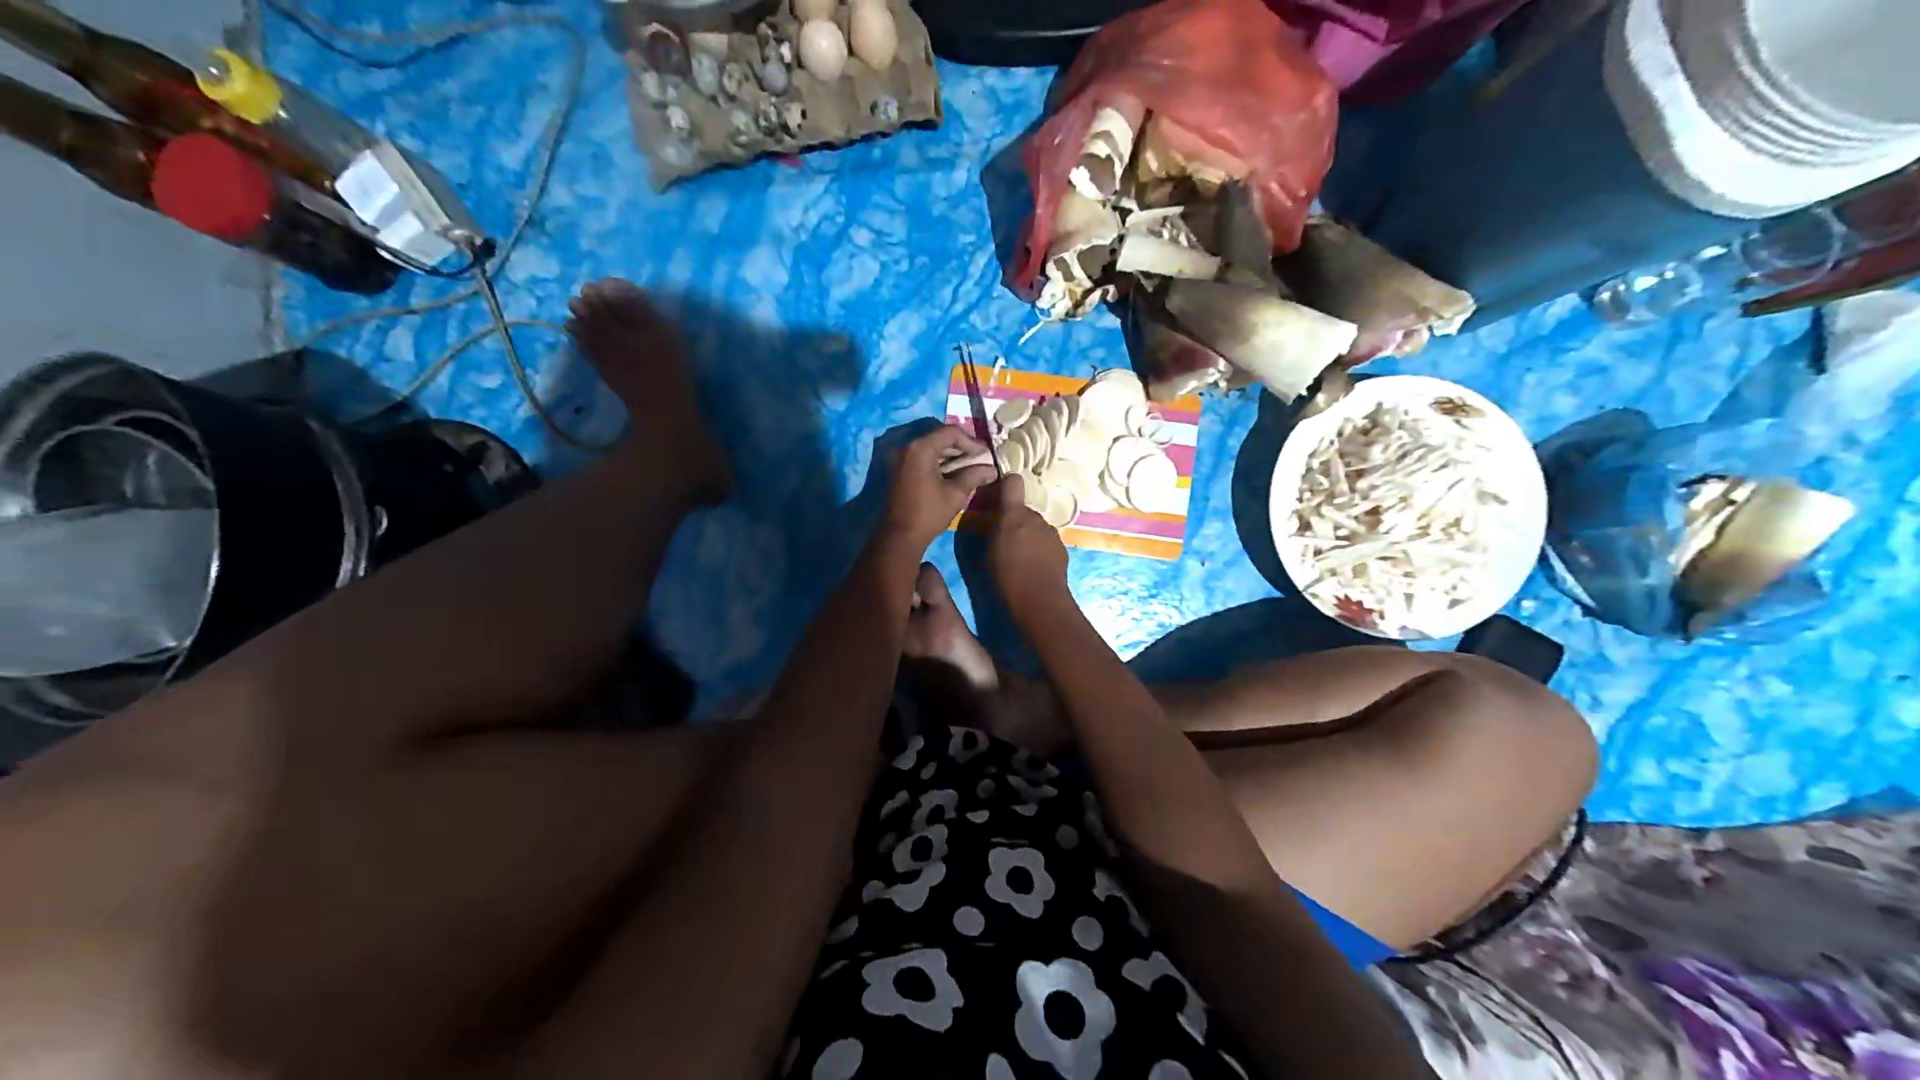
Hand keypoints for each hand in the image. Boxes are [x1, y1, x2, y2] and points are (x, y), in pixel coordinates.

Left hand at [879, 425, 997, 556]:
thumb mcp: (955, 494)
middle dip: (960, 445)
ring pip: (929, 445)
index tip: (985, 454)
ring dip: (948, 452)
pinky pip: (920, 456)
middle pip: (937, 436)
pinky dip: (937, 459)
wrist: (899, 536)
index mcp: (920, 448)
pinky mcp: (898, 469)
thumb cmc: (929, 513)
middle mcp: (907, 447)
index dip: (971, 441)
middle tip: (978, 456)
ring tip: (968, 464)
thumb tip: (992, 469)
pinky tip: (951, 471)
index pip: (950, 432)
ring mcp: (899, 458)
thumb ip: (974, 476)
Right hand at [986, 475, 1071, 619]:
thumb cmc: (1006, 576)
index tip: (998, 496)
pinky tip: (1034, 567)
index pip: (1013, 482)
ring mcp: (1052, 533)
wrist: (1039, 600)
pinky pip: (1046, 542)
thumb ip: (994, 529)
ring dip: (1028, 536)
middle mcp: (1036, 518)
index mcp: (1014, 515)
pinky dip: (1040, 549)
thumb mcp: (989, 551)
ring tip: (1019, 558)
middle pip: (1024, 511)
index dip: (1006, 485)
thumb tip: (997, 520)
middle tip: (1004, 541)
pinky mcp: (1062, 549)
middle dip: (1015, 521)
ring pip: (1036, 527)